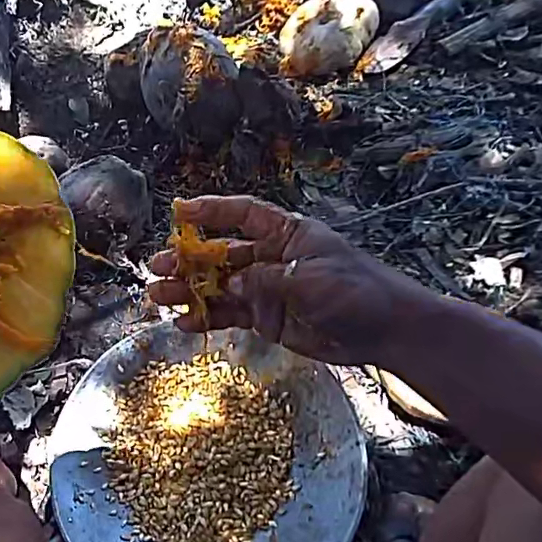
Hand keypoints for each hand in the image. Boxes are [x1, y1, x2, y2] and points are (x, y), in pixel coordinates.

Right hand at [146, 195, 423, 366]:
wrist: (384, 331)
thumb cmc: (358, 292)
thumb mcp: (313, 280)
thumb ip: (269, 280)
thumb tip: (232, 284)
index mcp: (286, 234)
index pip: (243, 214)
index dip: (211, 210)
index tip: (179, 211)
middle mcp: (271, 258)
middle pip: (221, 254)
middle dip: (188, 260)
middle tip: (158, 267)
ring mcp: (267, 289)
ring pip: (219, 287)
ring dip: (190, 291)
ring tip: (158, 297)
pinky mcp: (267, 318)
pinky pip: (230, 315)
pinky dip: (208, 318)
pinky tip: (184, 323)